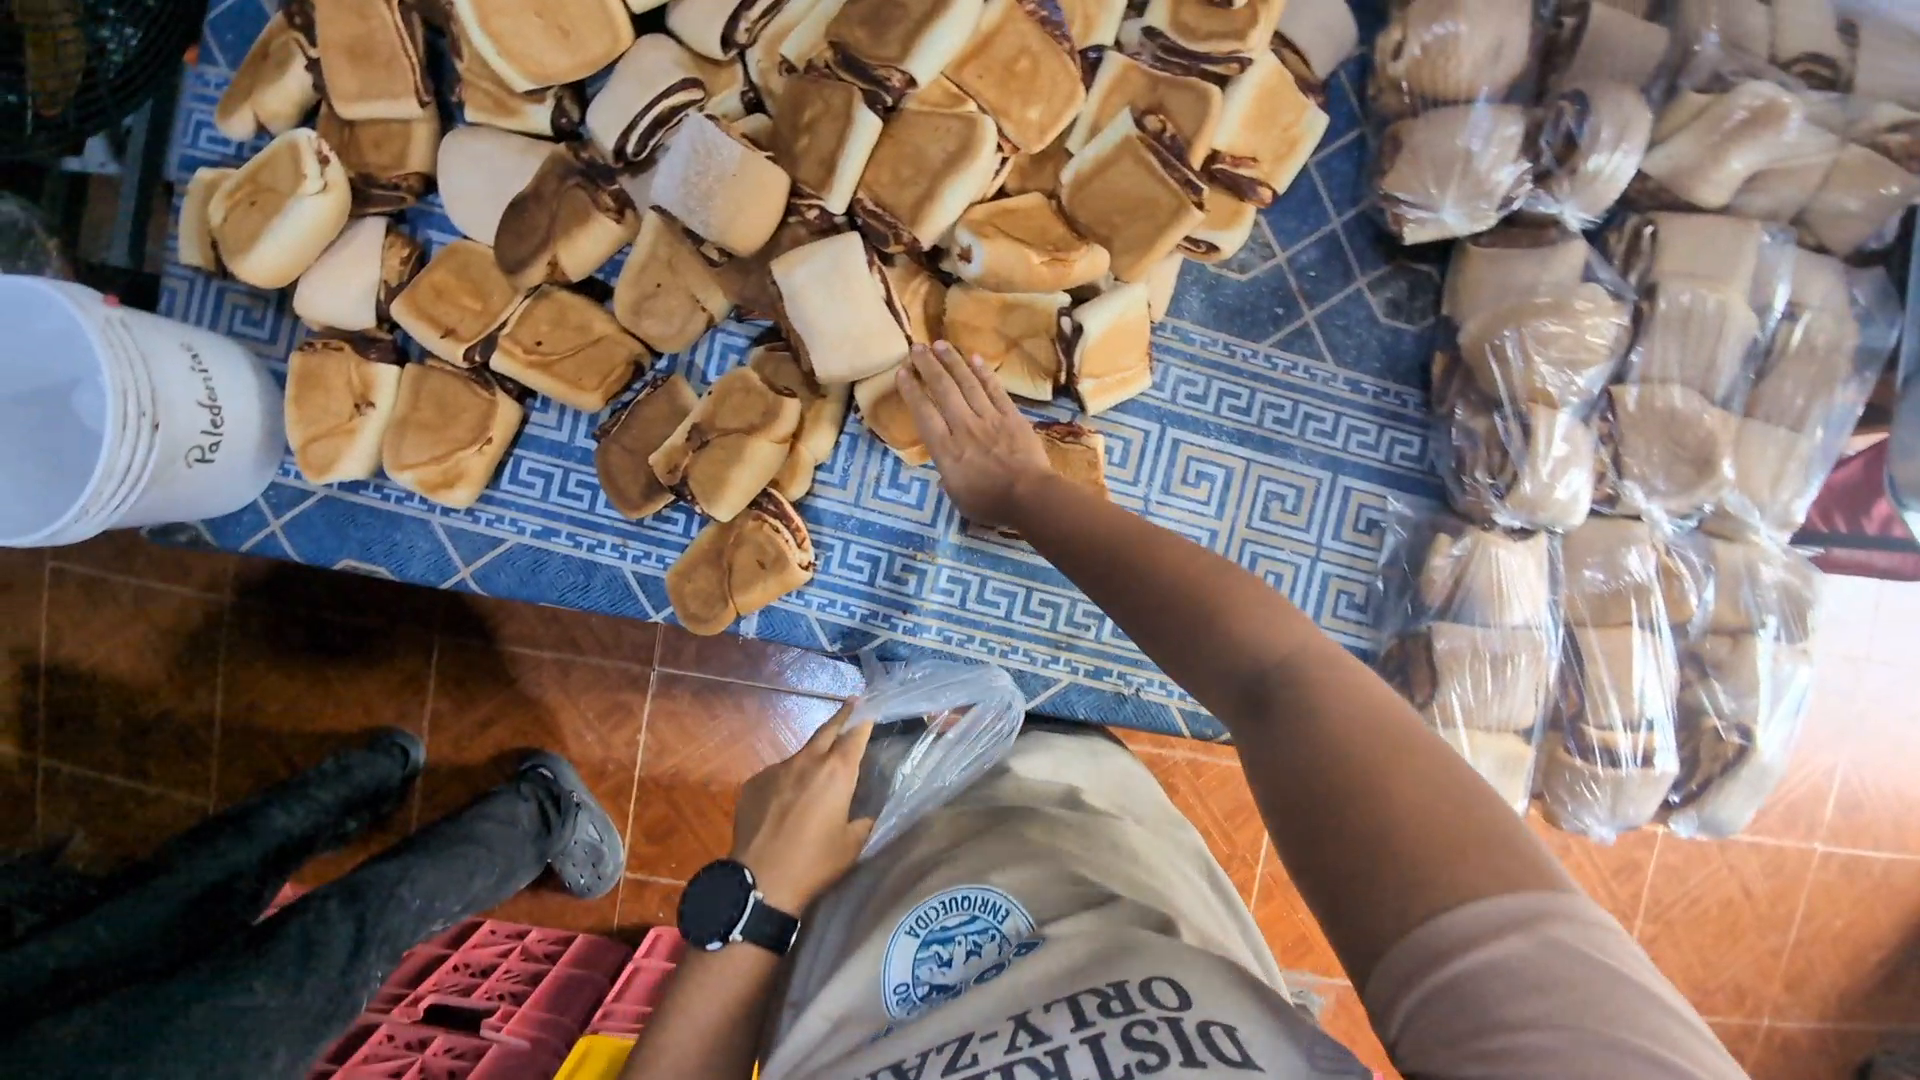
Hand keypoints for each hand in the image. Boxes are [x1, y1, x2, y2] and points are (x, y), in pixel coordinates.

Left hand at [730, 703, 875, 911]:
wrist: (760, 882)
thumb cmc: (814, 863)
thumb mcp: (852, 845)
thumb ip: (863, 821)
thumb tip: (867, 814)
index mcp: (837, 772)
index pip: (855, 734)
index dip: (864, 720)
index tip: (870, 709)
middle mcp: (808, 761)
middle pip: (827, 730)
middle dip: (841, 716)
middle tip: (851, 703)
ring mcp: (777, 770)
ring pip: (801, 754)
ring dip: (813, 757)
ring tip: (816, 775)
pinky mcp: (754, 783)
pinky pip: (777, 775)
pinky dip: (787, 781)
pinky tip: (786, 803)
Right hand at [897, 341, 1054, 527]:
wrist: (1030, 496)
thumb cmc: (991, 504)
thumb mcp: (958, 498)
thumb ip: (949, 479)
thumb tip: (944, 474)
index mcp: (946, 450)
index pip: (923, 413)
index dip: (911, 390)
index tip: (902, 372)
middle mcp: (963, 427)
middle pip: (943, 389)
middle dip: (928, 366)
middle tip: (916, 347)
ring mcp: (989, 418)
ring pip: (967, 383)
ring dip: (952, 361)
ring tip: (939, 344)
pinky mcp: (1011, 416)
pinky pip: (995, 390)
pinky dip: (984, 373)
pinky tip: (974, 358)